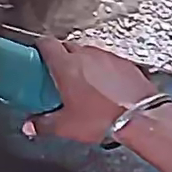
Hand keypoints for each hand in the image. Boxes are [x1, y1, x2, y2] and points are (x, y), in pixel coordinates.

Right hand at [25, 38, 159, 143]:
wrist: (140, 118)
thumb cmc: (103, 118)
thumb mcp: (66, 126)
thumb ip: (44, 124)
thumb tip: (31, 126)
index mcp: (67, 66)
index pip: (48, 44)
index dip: (41, 46)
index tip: (38, 53)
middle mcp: (86, 56)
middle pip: (68, 46)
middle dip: (62, 56)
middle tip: (58, 73)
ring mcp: (107, 57)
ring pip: (88, 53)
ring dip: (83, 62)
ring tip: (82, 82)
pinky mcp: (124, 63)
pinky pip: (107, 61)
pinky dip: (102, 69)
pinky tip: (104, 87)